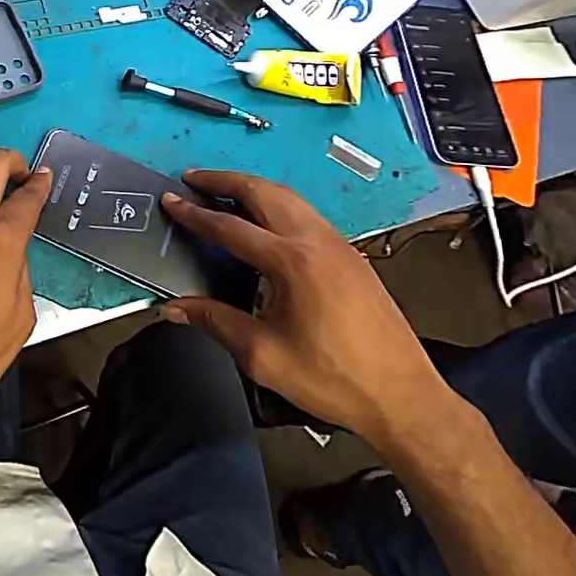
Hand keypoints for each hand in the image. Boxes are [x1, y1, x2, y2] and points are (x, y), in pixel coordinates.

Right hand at [159, 171, 453, 443]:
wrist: (404, 397)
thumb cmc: (332, 379)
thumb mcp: (263, 355)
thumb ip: (215, 321)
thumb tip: (174, 308)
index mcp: (291, 262)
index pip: (230, 227)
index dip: (195, 213)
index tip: (171, 200)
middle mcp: (315, 240)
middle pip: (262, 191)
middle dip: (224, 179)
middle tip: (193, 178)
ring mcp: (338, 242)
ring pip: (288, 196)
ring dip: (251, 186)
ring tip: (223, 188)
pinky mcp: (350, 252)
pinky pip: (305, 211)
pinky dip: (275, 201)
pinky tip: (264, 217)